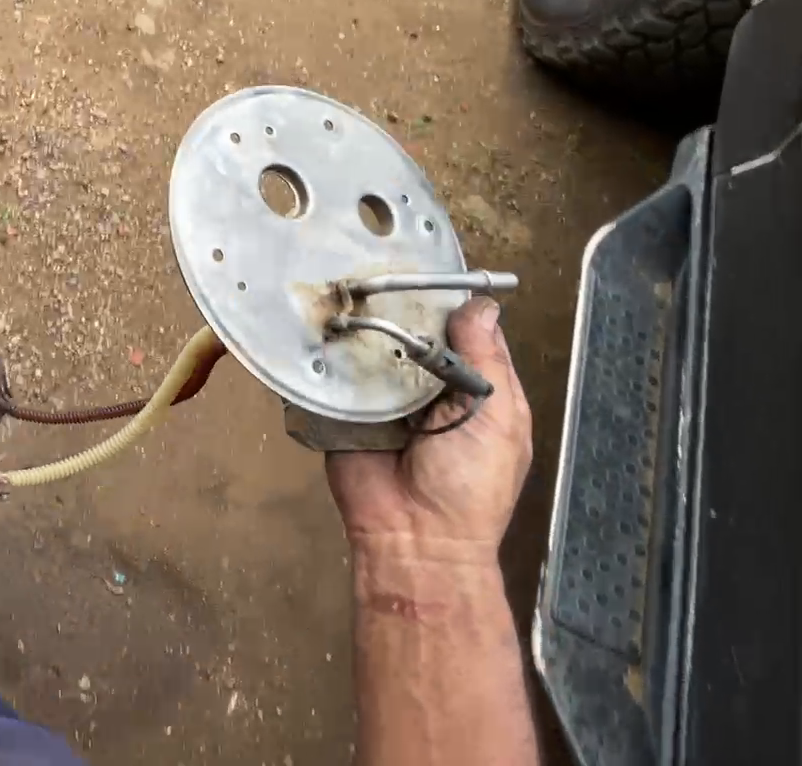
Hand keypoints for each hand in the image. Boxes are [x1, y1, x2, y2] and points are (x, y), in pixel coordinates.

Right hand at [326, 298, 532, 564]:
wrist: (412, 533)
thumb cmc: (469, 483)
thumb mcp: (496, 419)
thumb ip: (486, 363)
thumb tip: (480, 305)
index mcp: (467, 386)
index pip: (454, 332)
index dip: (441, 303)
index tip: (419, 269)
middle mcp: (418, 384)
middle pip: (402, 336)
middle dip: (387, 312)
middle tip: (364, 276)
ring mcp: (373, 395)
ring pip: (362, 352)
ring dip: (350, 331)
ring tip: (331, 298)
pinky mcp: (336, 408)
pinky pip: (327, 377)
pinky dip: (319, 358)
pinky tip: (307, 331)